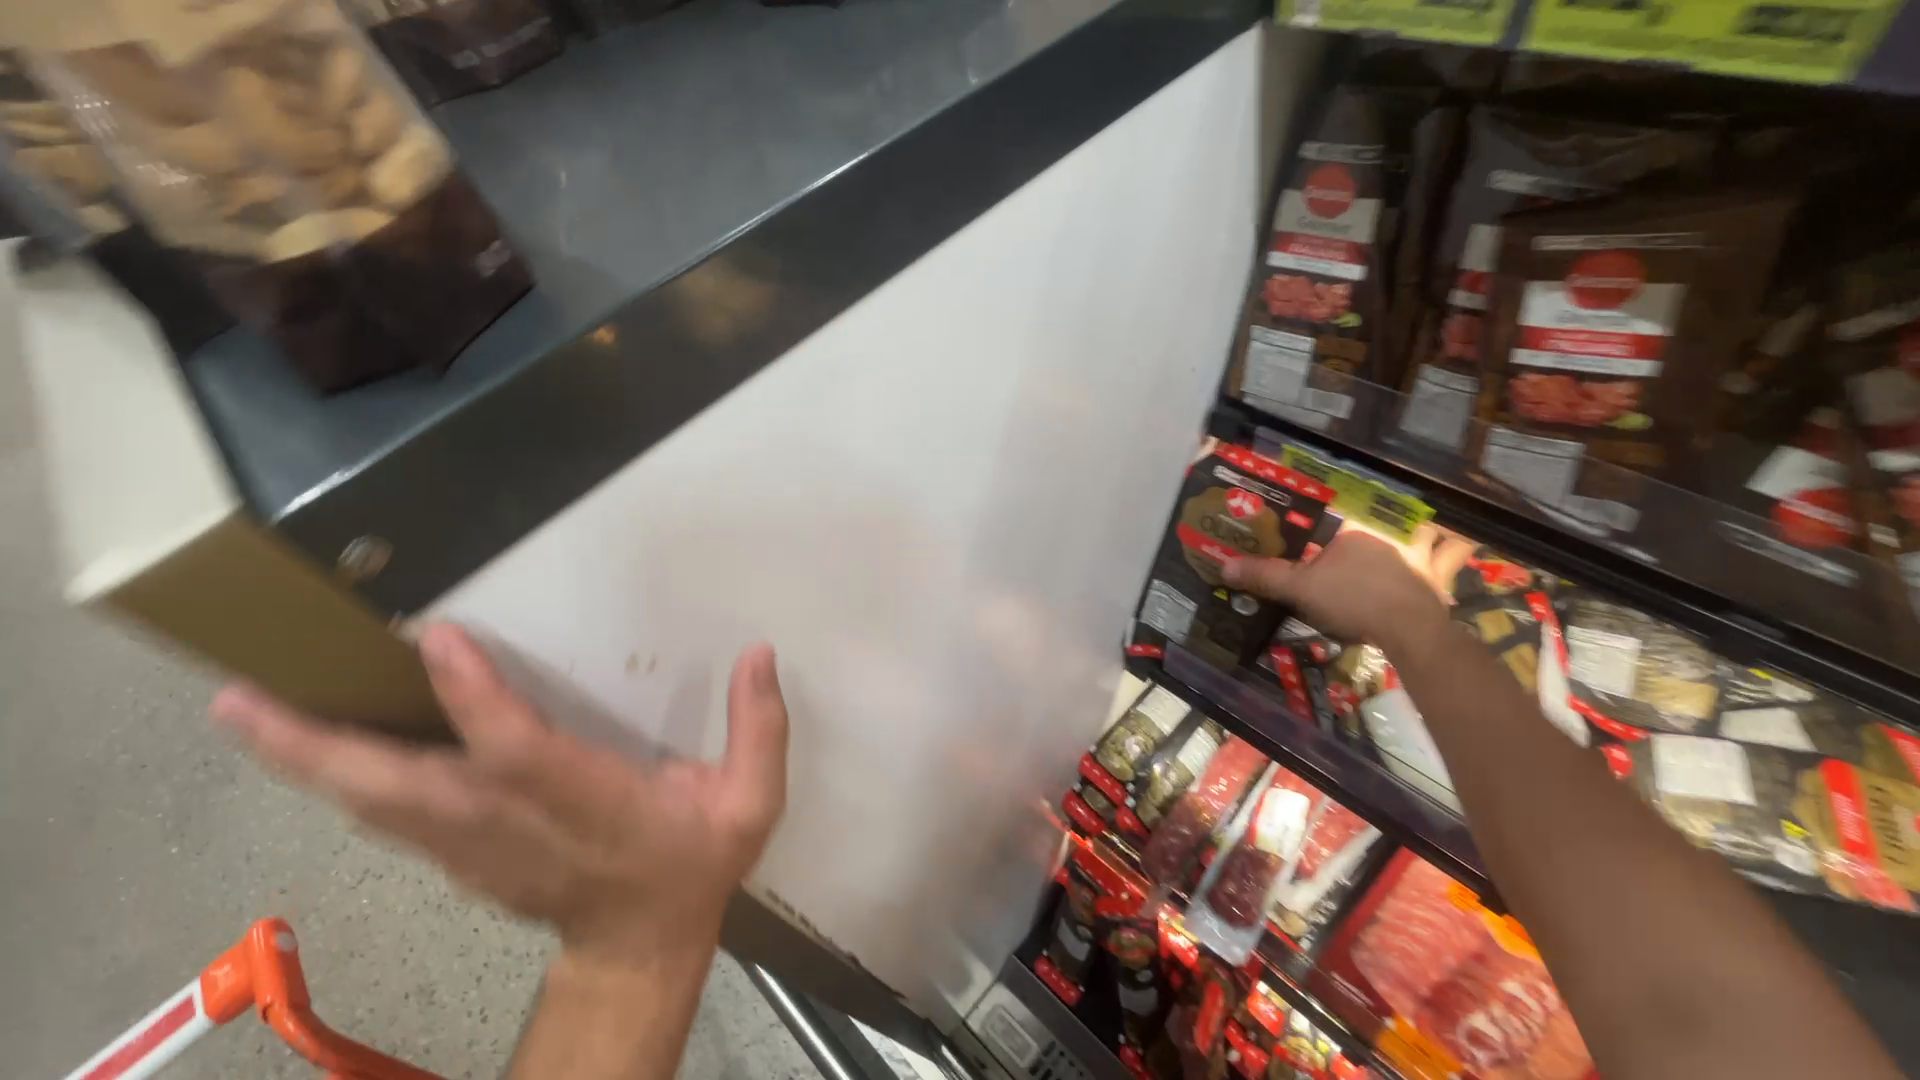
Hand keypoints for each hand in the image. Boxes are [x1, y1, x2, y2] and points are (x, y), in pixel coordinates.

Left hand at [209, 625, 788, 966]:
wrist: (640, 947)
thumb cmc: (691, 865)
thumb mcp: (753, 805)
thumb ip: (759, 729)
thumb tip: (760, 654)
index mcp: (585, 804)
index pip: (519, 752)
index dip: (476, 699)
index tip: (436, 639)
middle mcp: (510, 824)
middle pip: (398, 786)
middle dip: (317, 746)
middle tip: (240, 697)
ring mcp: (471, 846)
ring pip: (373, 802)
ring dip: (307, 760)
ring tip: (245, 707)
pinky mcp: (456, 854)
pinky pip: (385, 812)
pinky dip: (339, 778)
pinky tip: (309, 745)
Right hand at [1223, 529, 1449, 654]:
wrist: (1410, 630)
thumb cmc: (1353, 599)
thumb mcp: (1300, 589)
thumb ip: (1265, 575)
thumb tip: (1224, 565)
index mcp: (1356, 528)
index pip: (1339, 512)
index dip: (1333, 513)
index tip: (1327, 519)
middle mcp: (1392, 533)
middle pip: (1386, 518)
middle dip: (1387, 519)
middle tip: (1379, 522)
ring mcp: (1421, 555)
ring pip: (1430, 533)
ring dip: (1429, 532)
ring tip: (1423, 534)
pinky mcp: (1440, 579)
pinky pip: (1452, 560)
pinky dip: (1454, 556)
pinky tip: (1455, 558)